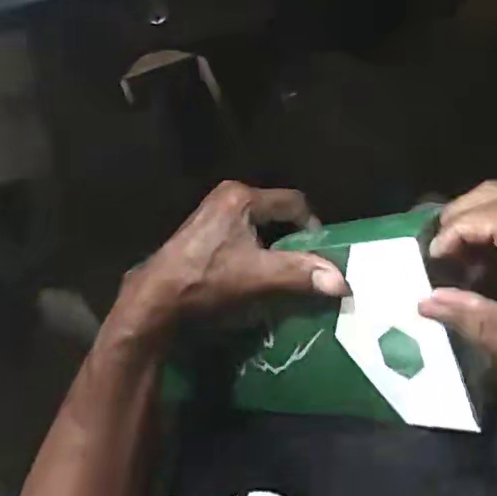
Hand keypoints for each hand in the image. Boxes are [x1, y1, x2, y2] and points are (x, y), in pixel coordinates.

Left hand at [114, 181, 347, 337]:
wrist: (154, 300)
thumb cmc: (207, 280)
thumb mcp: (257, 277)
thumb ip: (299, 274)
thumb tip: (342, 282)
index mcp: (243, 197)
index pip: (293, 202)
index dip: (312, 225)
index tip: (320, 253)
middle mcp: (227, 195)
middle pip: (275, 211)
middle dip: (291, 236)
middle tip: (302, 263)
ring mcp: (212, 211)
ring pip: (258, 222)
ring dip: (272, 244)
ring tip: (280, 270)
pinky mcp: (202, 229)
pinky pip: (241, 231)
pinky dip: (253, 248)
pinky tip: (252, 272)